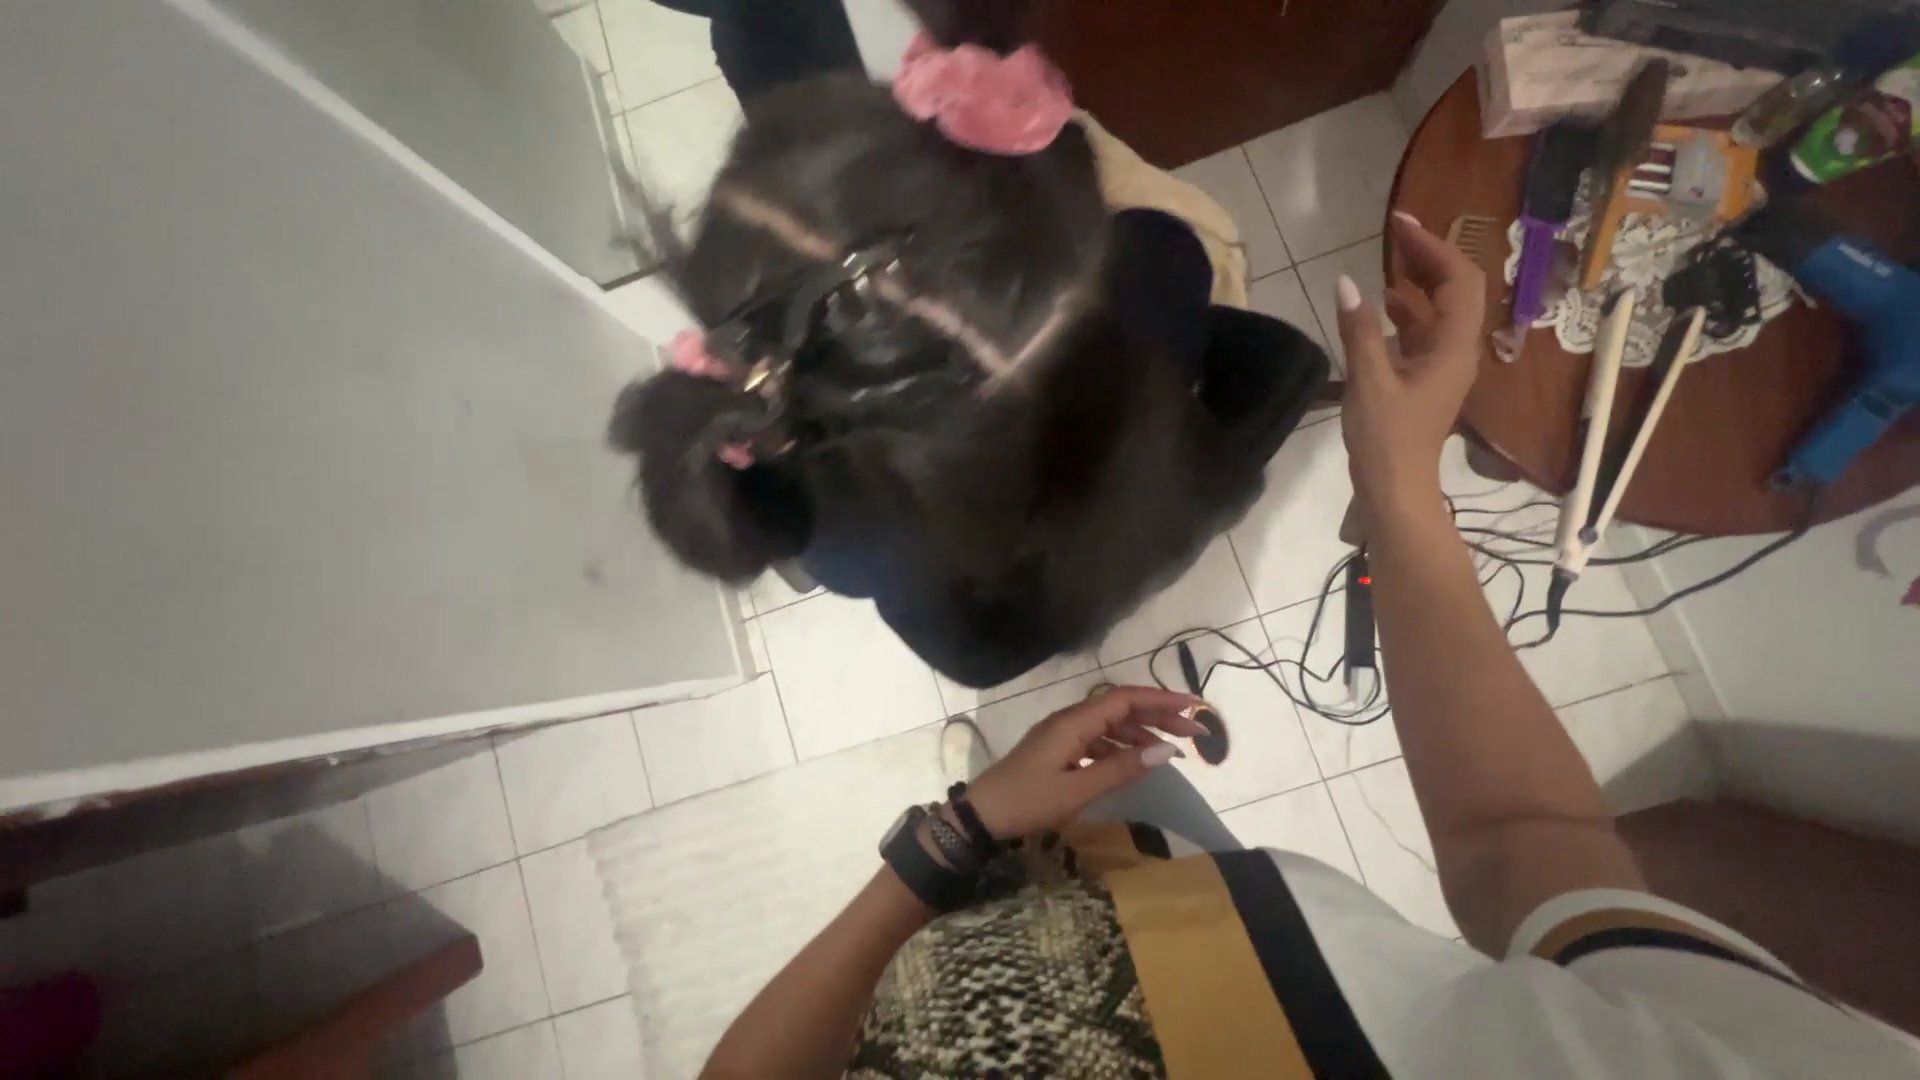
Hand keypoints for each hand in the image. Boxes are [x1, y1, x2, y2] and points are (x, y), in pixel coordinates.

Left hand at [963, 686, 1206, 839]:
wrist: (982, 815)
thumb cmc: (1028, 801)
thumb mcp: (1078, 789)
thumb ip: (1122, 769)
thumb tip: (1167, 750)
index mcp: (1074, 722)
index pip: (1125, 699)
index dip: (1162, 699)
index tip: (1195, 707)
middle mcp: (1070, 720)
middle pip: (1121, 708)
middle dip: (1159, 716)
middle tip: (1196, 734)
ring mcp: (1062, 734)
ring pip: (1110, 724)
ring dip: (1142, 732)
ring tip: (1173, 749)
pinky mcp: (1058, 750)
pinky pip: (1098, 739)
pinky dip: (1121, 747)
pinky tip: (1136, 762)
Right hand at [1336, 212, 1486, 511]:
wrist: (1396, 488)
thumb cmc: (1386, 438)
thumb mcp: (1369, 382)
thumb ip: (1359, 331)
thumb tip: (1344, 282)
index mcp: (1453, 347)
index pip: (1456, 280)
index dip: (1431, 247)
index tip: (1398, 224)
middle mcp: (1457, 350)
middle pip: (1455, 289)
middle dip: (1427, 257)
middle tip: (1393, 234)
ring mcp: (1443, 366)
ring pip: (1440, 310)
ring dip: (1418, 282)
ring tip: (1388, 261)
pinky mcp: (1426, 380)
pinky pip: (1424, 333)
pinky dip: (1407, 312)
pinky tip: (1383, 307)